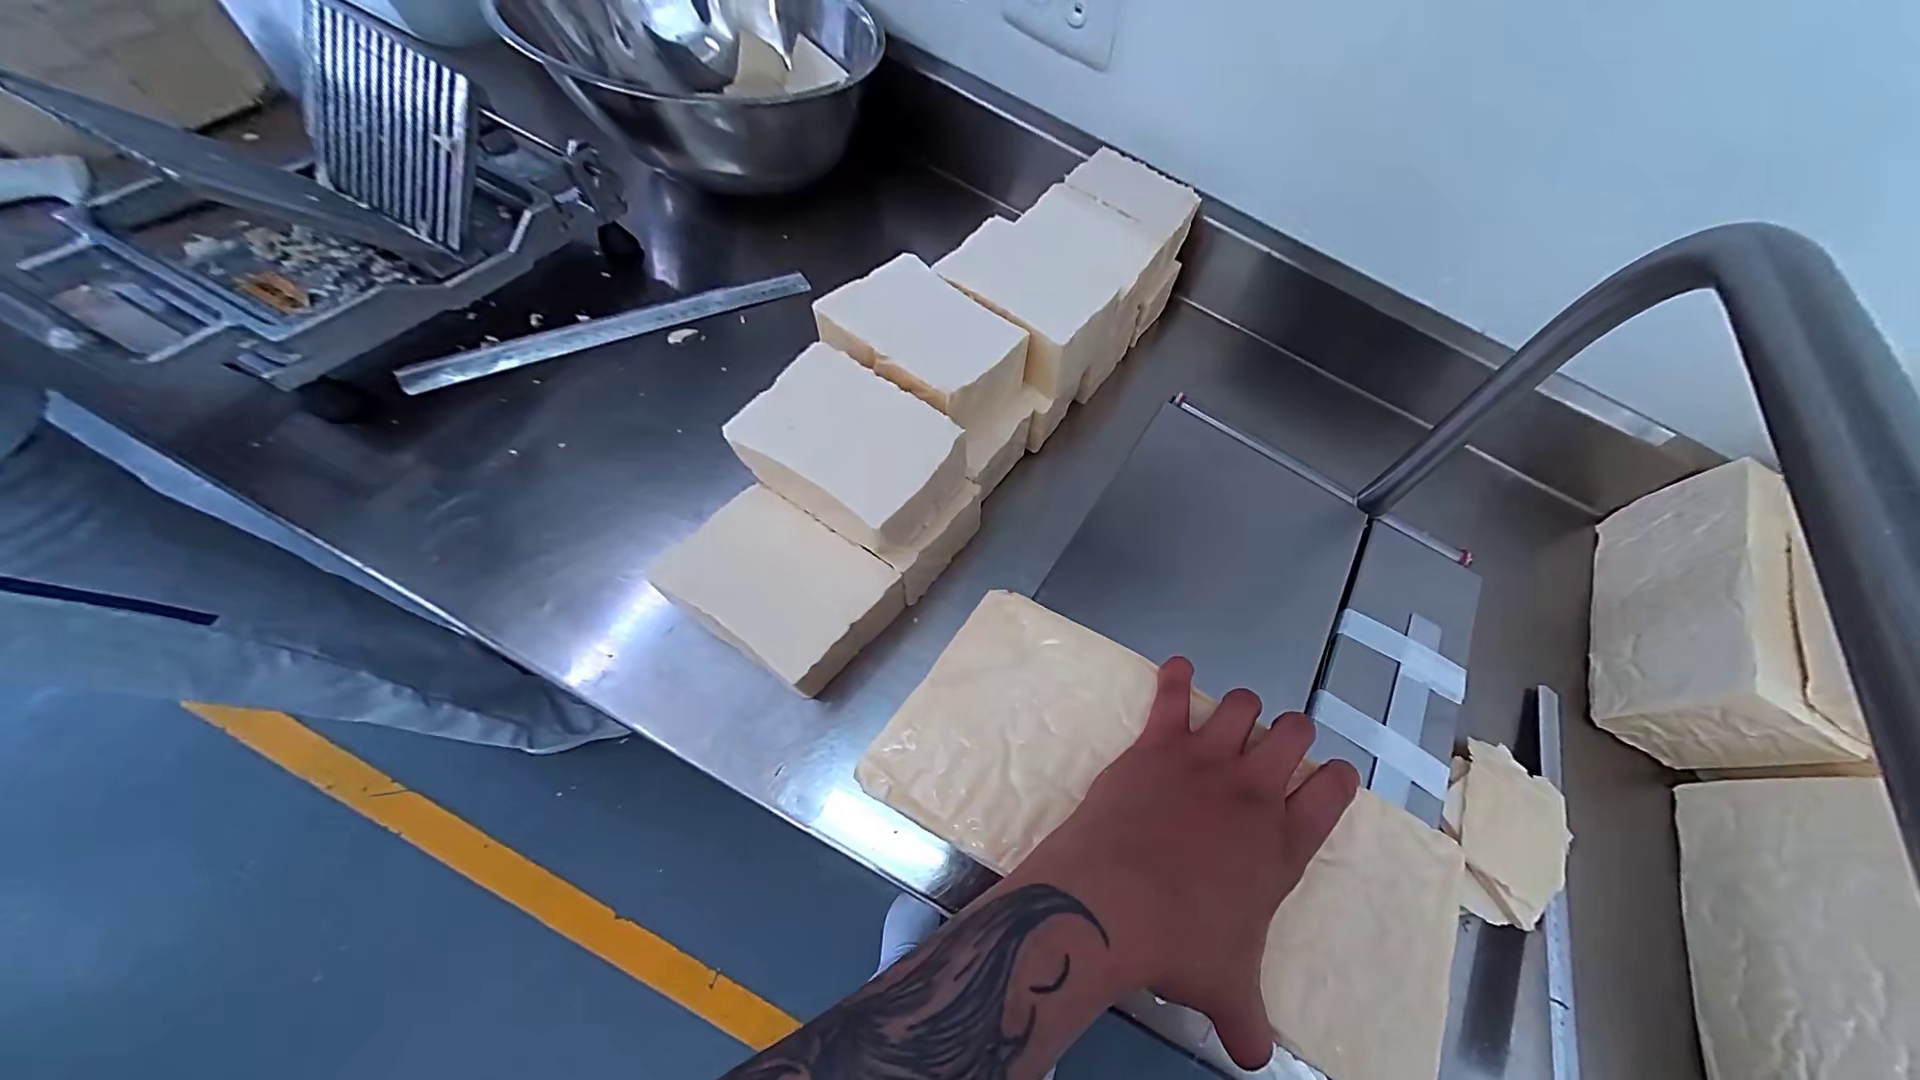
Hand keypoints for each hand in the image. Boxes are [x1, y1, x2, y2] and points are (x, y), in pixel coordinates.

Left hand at [1005, 656, 1360, 1069]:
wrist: (1113, 901)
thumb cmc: (1178, 945)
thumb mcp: (1227, 990)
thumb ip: (1247, 1020)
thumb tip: (1252, 1058)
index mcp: (1282, 844)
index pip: (1331, 793)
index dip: (1335, 778)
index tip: (1331, 774)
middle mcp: (1251, 791)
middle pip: (1291, 735)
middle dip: (1291, 732)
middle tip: (1277, 743)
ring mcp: (1203, 760)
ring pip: (1242, 707)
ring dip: (1243, 707)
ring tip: (1235, 715)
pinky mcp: (1155, 744)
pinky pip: (1171, 696)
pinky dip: (1175, 676)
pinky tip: (1176, 664)